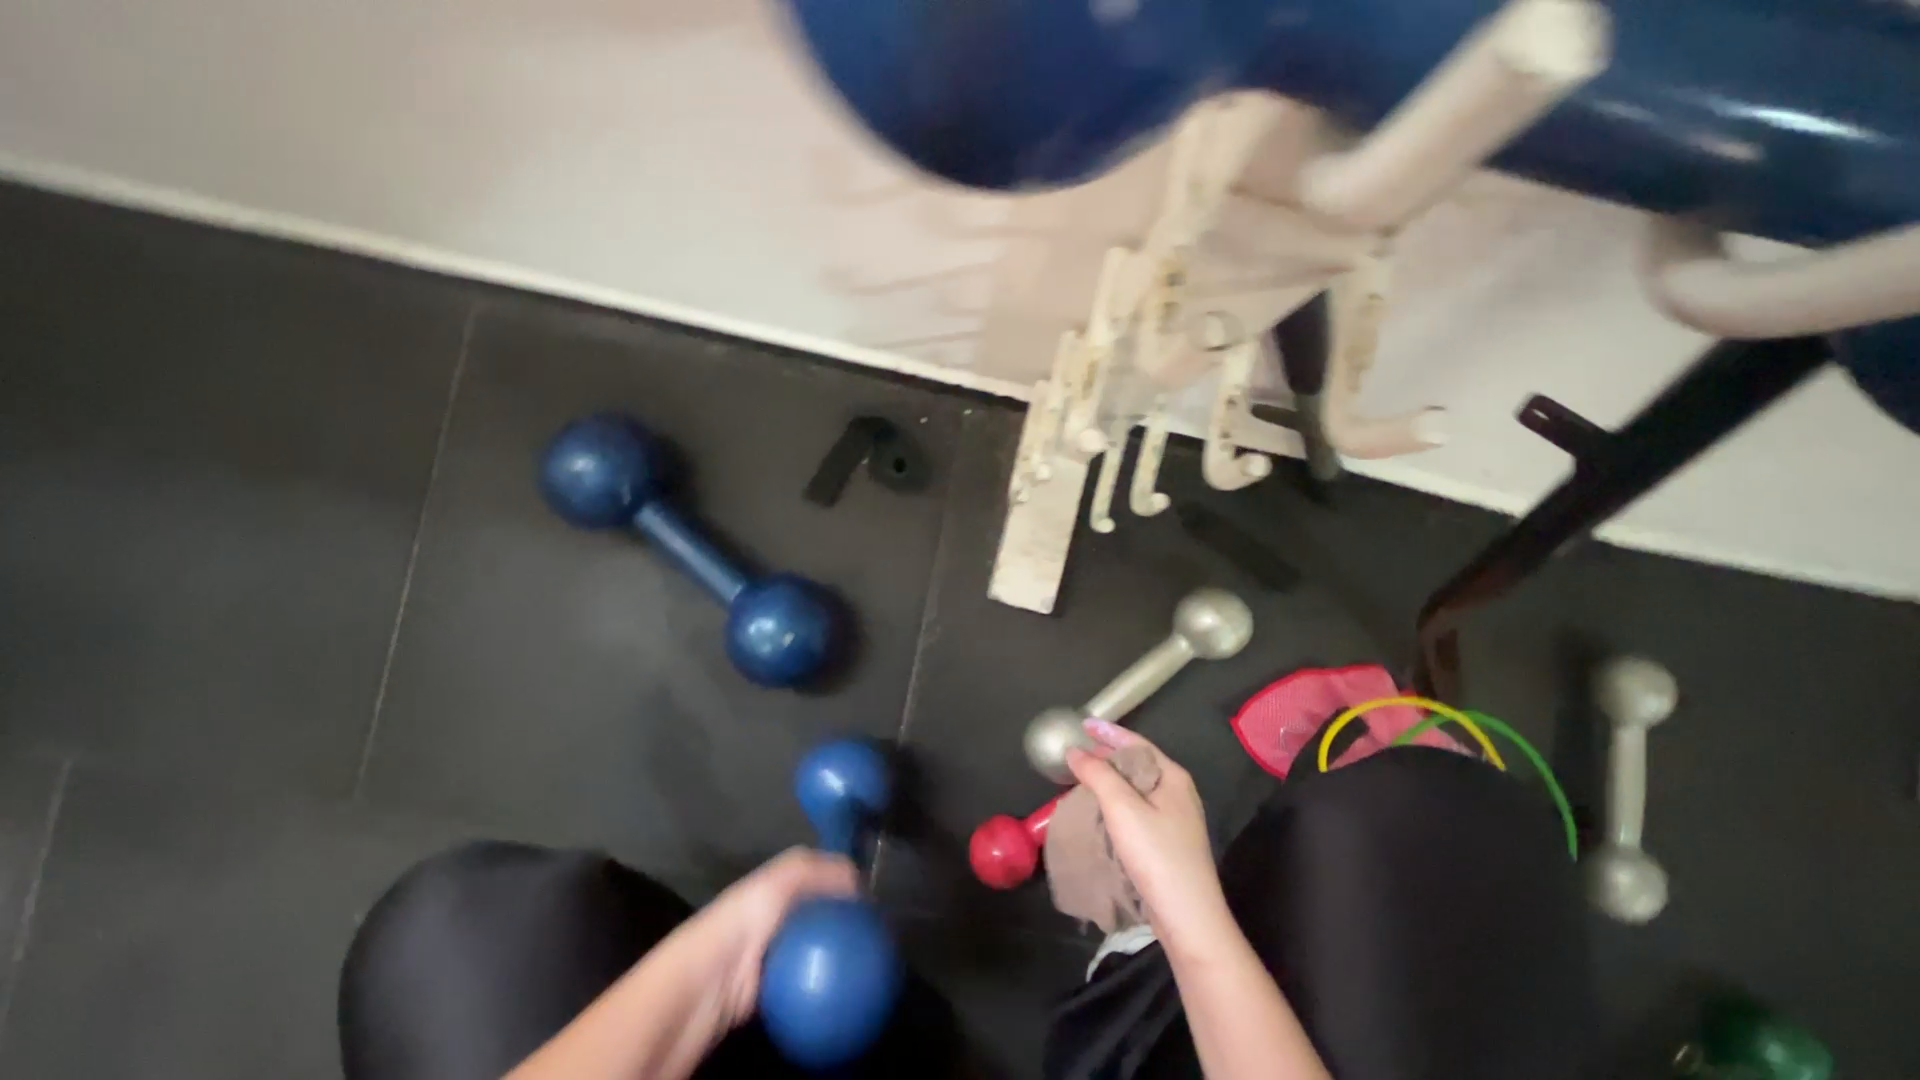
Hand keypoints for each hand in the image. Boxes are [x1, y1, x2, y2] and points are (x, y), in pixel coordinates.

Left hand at [669, 847, 859, 1029]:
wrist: (713, 979)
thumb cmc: (748, 918)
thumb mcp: (785, 877)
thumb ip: (820, 870)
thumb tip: (859, 880)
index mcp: (778, 891)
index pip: (821, 885)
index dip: (847, 891)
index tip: (875, 906)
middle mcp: (779, 922)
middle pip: (823, 922)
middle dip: (848, 929)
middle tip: (879, 940)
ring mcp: (779, 959)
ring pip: (820, 955)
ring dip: (842, 961)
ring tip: (873, 967)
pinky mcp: (780, 990)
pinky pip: (812, 986)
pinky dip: (831, 987)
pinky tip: (853, 990)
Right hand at [1065, 720, 1233, 954]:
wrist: (1187, 915)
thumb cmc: (1156, 854)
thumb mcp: (1122, 808)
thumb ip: (1098, 775)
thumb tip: (1075, 751)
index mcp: (1173, 777)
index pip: (1137, 744)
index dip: (1108, 733)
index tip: (1082, 724)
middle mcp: (1178, 793)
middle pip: (1138, 764)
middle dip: (1108, 755)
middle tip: (1077, 751)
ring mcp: (1175, 819)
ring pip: (1137, 789)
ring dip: (1110, 780)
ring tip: (1082, 777)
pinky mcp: (1167, 842)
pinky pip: (1137, 810)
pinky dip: (1116, 803)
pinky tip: (1099, 811)